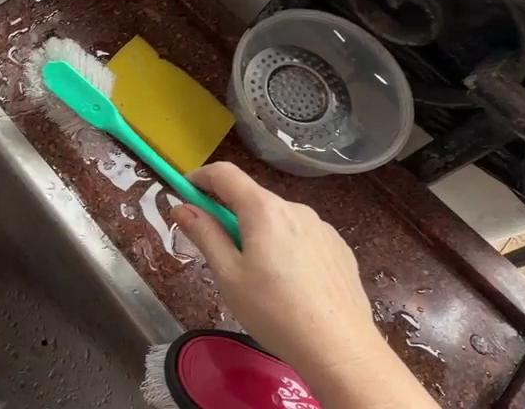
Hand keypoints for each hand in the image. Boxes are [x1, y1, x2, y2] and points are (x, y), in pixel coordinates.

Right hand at [169, 163, 432, 408]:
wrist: (343, 351)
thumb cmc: (275, 311)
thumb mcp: (228, 275)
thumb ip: (204, 234)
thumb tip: (181, 207)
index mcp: (263, 209)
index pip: (224, 173)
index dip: (199, 178)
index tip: (185, 195)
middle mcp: (294, 208)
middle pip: (251, 197)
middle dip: (229, 212)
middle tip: (219, 247)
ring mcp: (321, 228)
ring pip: (277, 217)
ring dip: (259, 230)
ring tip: (259, 272)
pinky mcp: (340, 249)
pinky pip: (302, 235)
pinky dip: (286, 244)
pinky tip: (292, 282)